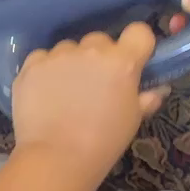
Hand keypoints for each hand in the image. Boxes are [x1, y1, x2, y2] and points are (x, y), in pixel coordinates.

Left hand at [10, 24, 166, 179]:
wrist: (56, 158)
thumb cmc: (103, 142)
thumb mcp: (132, 120)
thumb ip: (145, 98)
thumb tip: (157, 90)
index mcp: (122, 62)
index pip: (139, 32)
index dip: (137, 44)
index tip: (133, 59)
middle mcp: (91, 51)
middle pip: (100, 40)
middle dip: (100, 57)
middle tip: (96, 84)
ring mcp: (59, 55)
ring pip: (70, 49)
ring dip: (72, 63)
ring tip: (65, 92)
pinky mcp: (32, 65)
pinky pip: (43, 58)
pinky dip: (46, 71)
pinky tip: (44, 93)